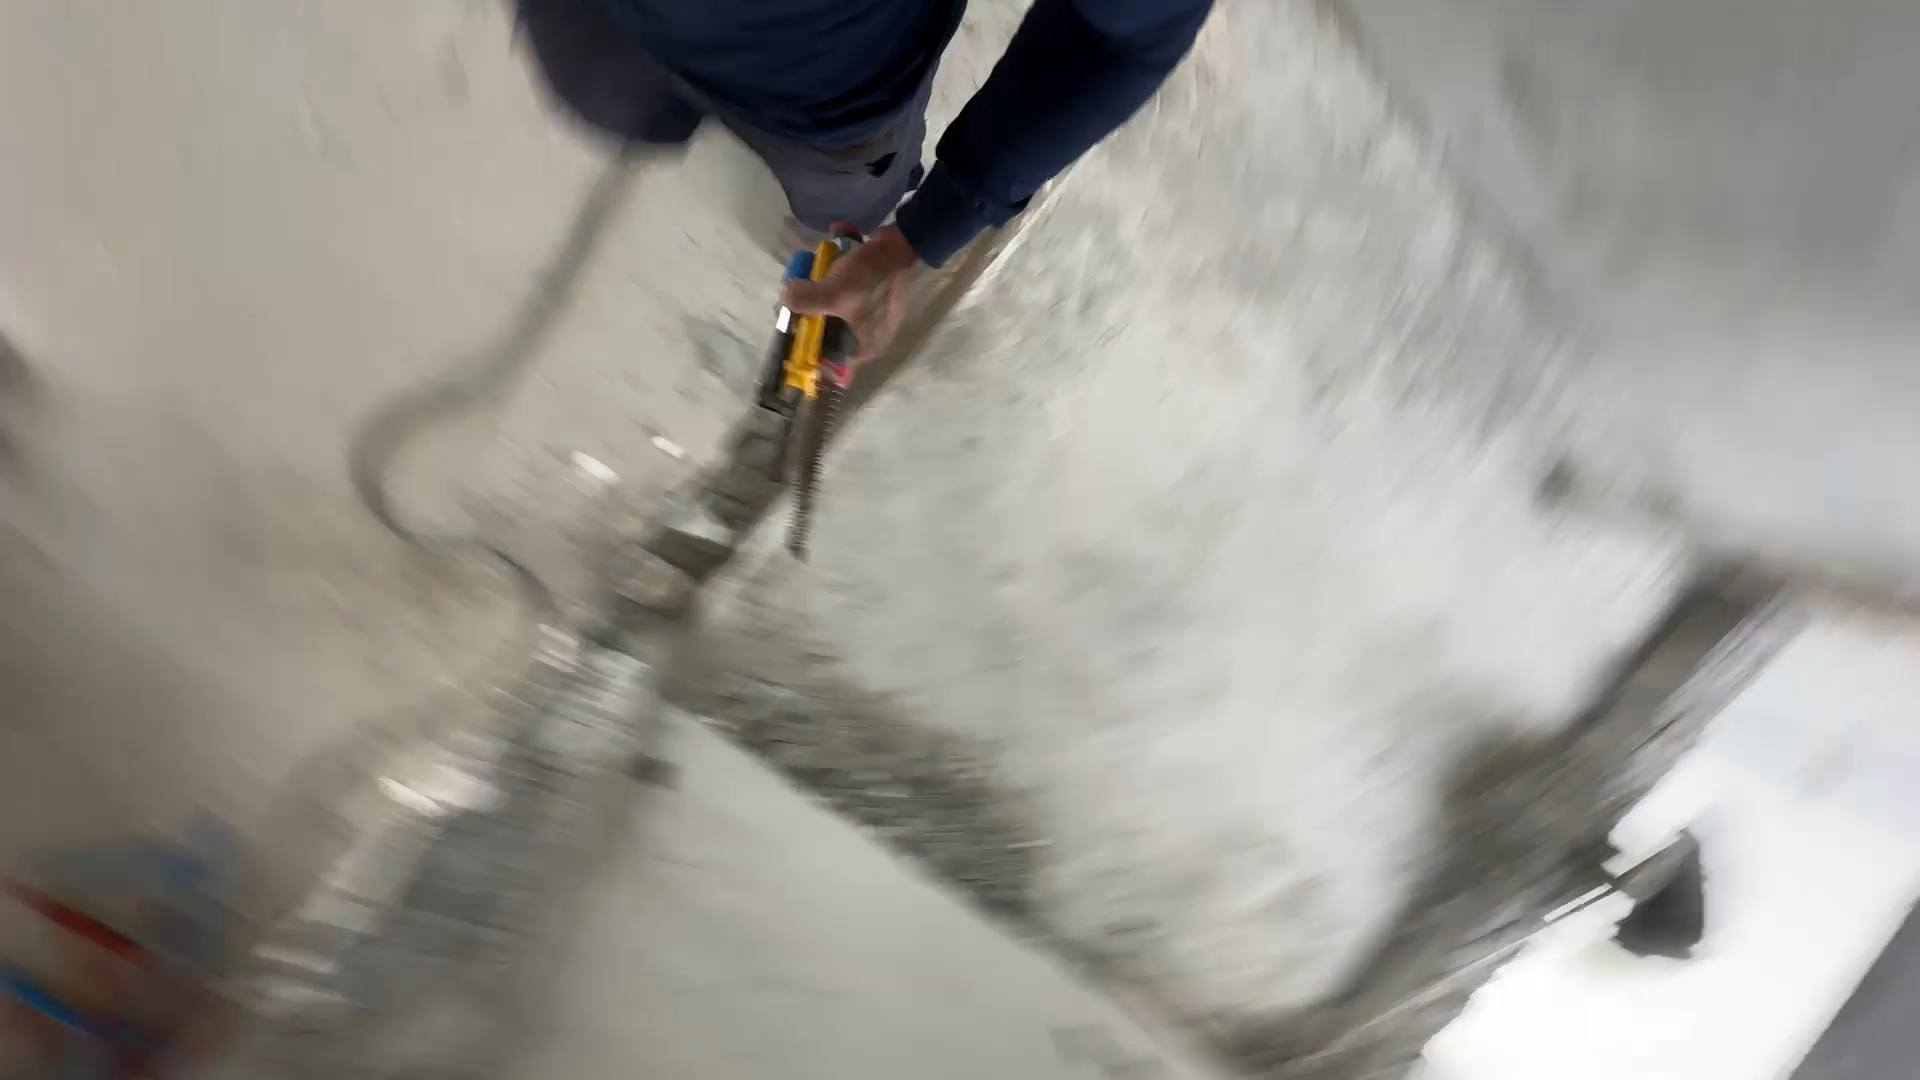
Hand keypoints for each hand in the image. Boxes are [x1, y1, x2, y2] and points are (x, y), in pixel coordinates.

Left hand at [782, 224, 926, 368]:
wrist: (899, 246)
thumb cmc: (872, 279)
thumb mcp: (835, 293)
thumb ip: (805, 301)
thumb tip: (784, 301)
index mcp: (863, 349)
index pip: (828, 363)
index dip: (806, 352)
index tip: (787, 334)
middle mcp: (865, 339)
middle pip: (827, 338)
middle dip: (807, 321)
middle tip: (790, 305)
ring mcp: (866, 317)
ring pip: (831, 316)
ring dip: (815, 302)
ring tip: (801, 286)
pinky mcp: (865, 298)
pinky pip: (839, 300)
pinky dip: (827, 289)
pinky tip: (816, 276)